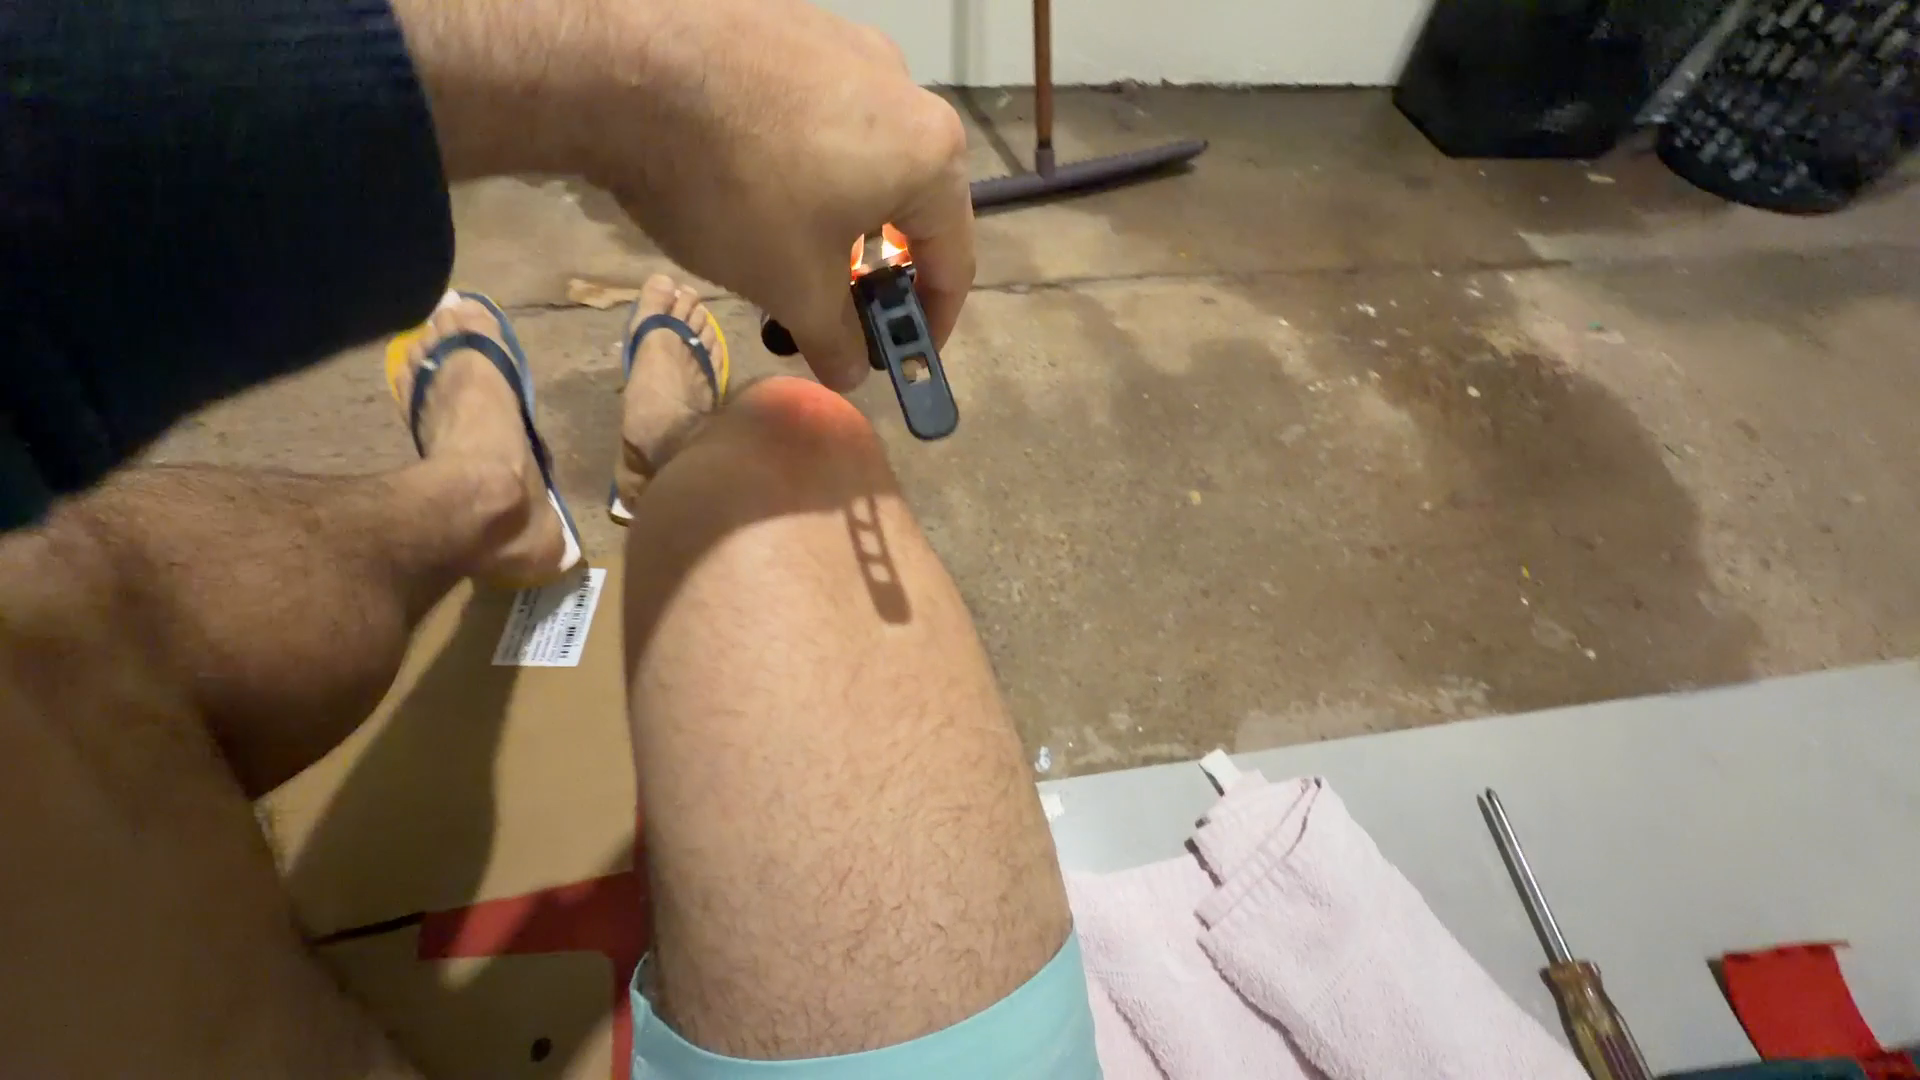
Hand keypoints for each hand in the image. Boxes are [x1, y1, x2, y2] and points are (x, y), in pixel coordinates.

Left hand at [394, 0, 975, 390]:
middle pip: (911, 207)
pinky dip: (808, 168)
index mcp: (930, 155)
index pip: (954, 262)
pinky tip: (758, 185)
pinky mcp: (789, 22)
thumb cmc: (736, 190)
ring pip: (864, 160)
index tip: (905, 357)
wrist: (616, 59)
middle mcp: (904, 89)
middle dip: (880, 273)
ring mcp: (845, 44)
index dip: (932, 323)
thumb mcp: (794, 287)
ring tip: (793, 252)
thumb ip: (837, 340)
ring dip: (843, 221)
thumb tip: (853, 374)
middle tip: (843, 310)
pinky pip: (819, 116)